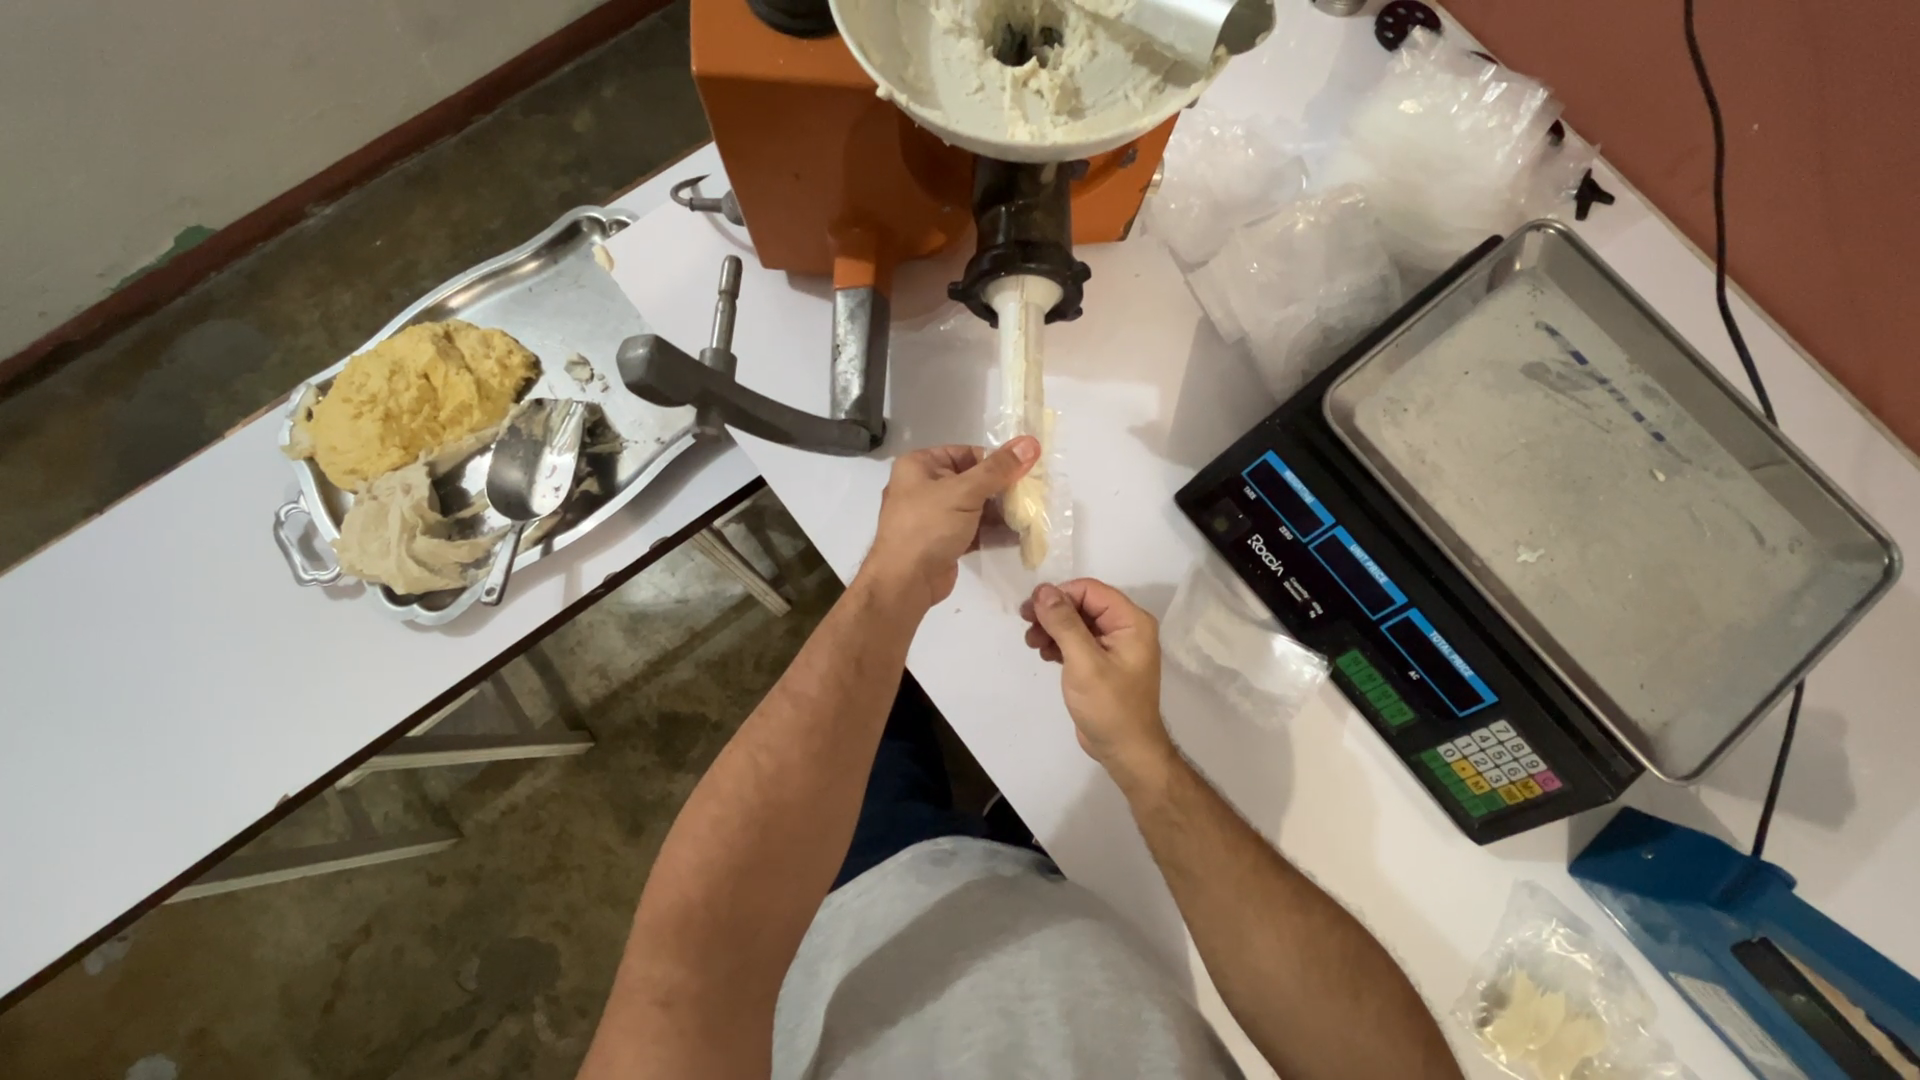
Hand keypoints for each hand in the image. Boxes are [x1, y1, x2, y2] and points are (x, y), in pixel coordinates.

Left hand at [860, 438, 1039, 608]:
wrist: (905, 582)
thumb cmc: (928, 527)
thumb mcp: (964, 492)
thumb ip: (998, 469)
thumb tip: (1030, 443)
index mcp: (919, 465)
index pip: (966, 453)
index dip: (996, 462)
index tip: (1026, 471)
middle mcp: (924, 487)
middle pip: (972, 481)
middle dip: (1002, 490)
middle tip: (1033, 496)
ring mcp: (933, 516)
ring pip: (974, 507)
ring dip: (1001, 512)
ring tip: (1031, 516)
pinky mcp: (943, 540)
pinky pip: (972, 529)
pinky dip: (992, 531)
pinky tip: (1020, 535)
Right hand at [1020, 579, 1173, 777]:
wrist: (1126, 751)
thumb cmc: (1109, 706)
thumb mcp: (1083, 662)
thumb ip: (1064, 623)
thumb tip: (1043, 590)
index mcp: (1131, 622)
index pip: (1090, 590)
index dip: (1060, 595)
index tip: (1032, 609)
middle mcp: (1126, 628)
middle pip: (1082, 604)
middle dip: (1053, 613)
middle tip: (1026, 623)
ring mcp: (1114, 646)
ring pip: (1076, 622)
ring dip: (1052, 628)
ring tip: (1032, 643)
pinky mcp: (1102, 662)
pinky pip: (1077, 641)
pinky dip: (1058, 643)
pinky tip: (1044, 654)